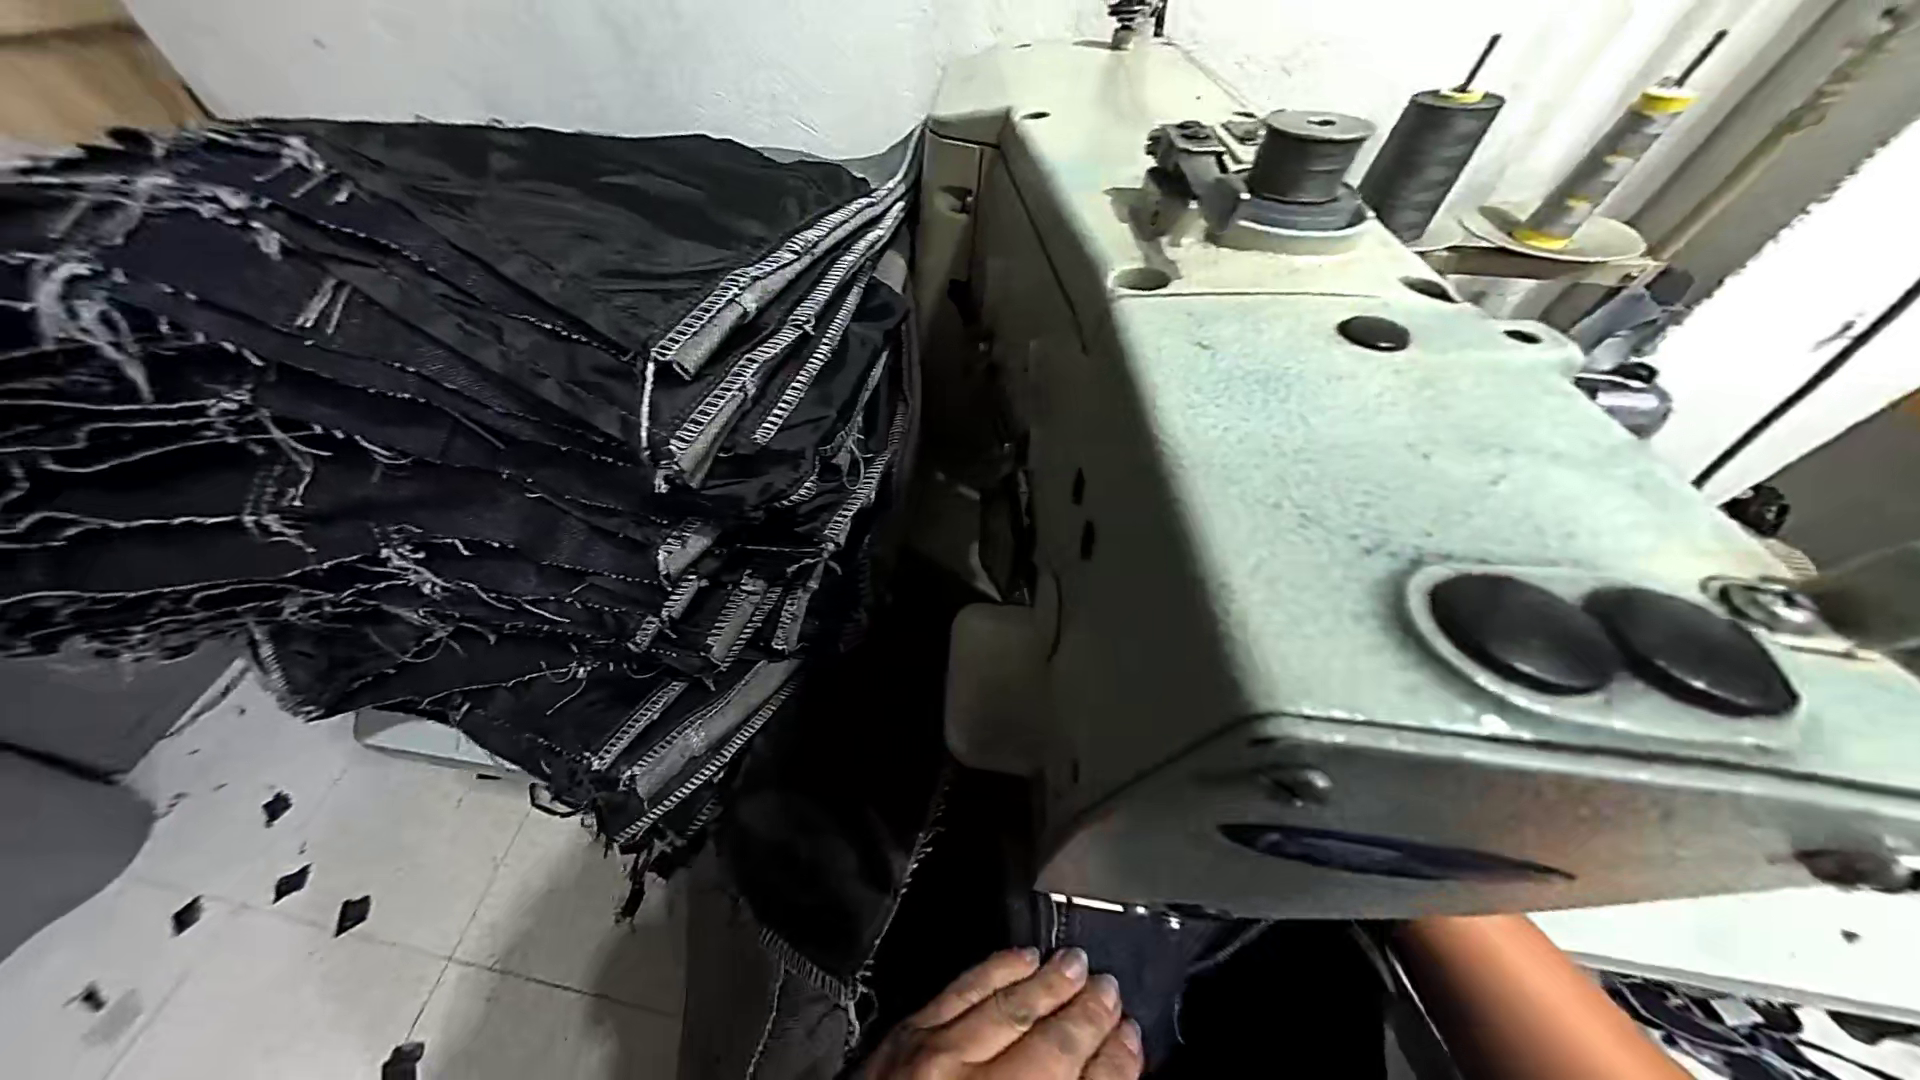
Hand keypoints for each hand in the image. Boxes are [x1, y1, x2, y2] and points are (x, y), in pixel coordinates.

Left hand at [857, 947, 1142, 1079]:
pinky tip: (1022, 955)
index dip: (1114, 1063)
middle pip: (1051, 1047)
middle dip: (1088, 1017)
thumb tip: (1096, 1072)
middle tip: (1111, 989)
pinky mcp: (909, 1033)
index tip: (1132, 1037)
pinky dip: (997, 969)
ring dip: (1050, 984)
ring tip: (1078, 963)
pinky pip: (964, 988)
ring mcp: (940, 1059)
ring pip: (1011, 1008)